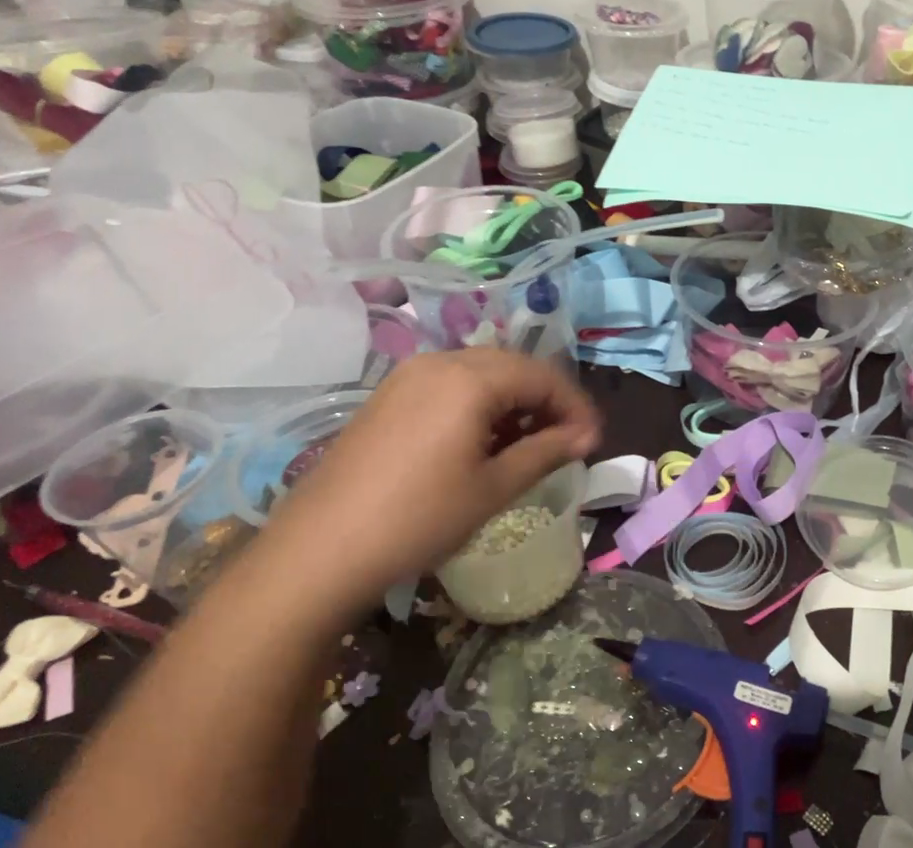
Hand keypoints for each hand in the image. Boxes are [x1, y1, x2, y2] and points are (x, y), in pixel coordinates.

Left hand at [254, 348, 600, 612]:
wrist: (319, 551)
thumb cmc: (419, 519)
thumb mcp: (494, 487)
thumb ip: (546, 451)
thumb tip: (587, 436)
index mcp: (470, 378)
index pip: (542, 376)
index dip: (575, 406)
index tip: (593, 442)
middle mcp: (439, 362)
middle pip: (511, 367)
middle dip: (546, 400)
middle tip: (567, 442)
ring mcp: (406, 377)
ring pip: (480, 374)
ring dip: (512, 402)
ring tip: (529, 445)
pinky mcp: (386, 398)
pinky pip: (449, 386)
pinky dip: (478, 406)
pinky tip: (483, 443)